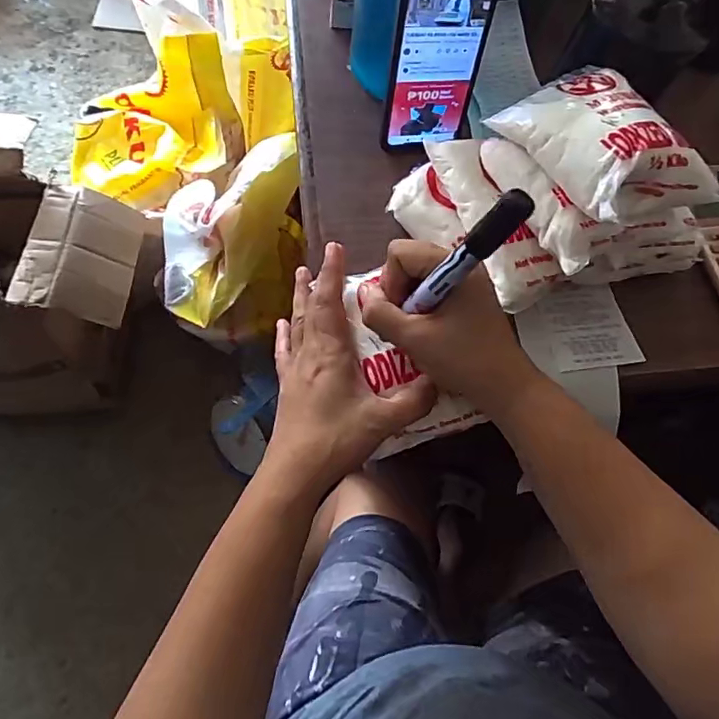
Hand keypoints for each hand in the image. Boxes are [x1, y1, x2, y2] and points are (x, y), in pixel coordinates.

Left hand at [266, 242, 436, 493]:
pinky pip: (284, 352)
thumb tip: (437, 379)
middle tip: (314, 260)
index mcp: (331, 353)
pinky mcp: (287, 387)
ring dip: (299, 300)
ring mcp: (295, 370)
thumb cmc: (337, 439)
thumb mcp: (383, 421)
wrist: (295, 470)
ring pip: (296, 325)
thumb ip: (413, 400)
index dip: (332, 274)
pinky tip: (281, 326)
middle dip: (314, 282)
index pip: (330, 303)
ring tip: (298, 278)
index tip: (333, 248)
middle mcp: (310, 354)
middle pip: (309, 309)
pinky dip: (284, 335)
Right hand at [361, 239, 546, 416]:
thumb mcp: (412, 338)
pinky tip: (424, 331)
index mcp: (454, 266)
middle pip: (406, 260)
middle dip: (396, 292)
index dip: (391, 281)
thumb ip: (380, 313)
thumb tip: (365, 294)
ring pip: (414, 276)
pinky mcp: (464, 294)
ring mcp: (464, 278)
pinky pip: (427, 288)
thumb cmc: (463, 361)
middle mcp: (460, 264)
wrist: (504, 387)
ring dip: (406, 302)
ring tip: (414, 331)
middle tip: (404, 324)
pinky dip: (418, 307)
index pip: (400, 252)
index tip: (401, 313)